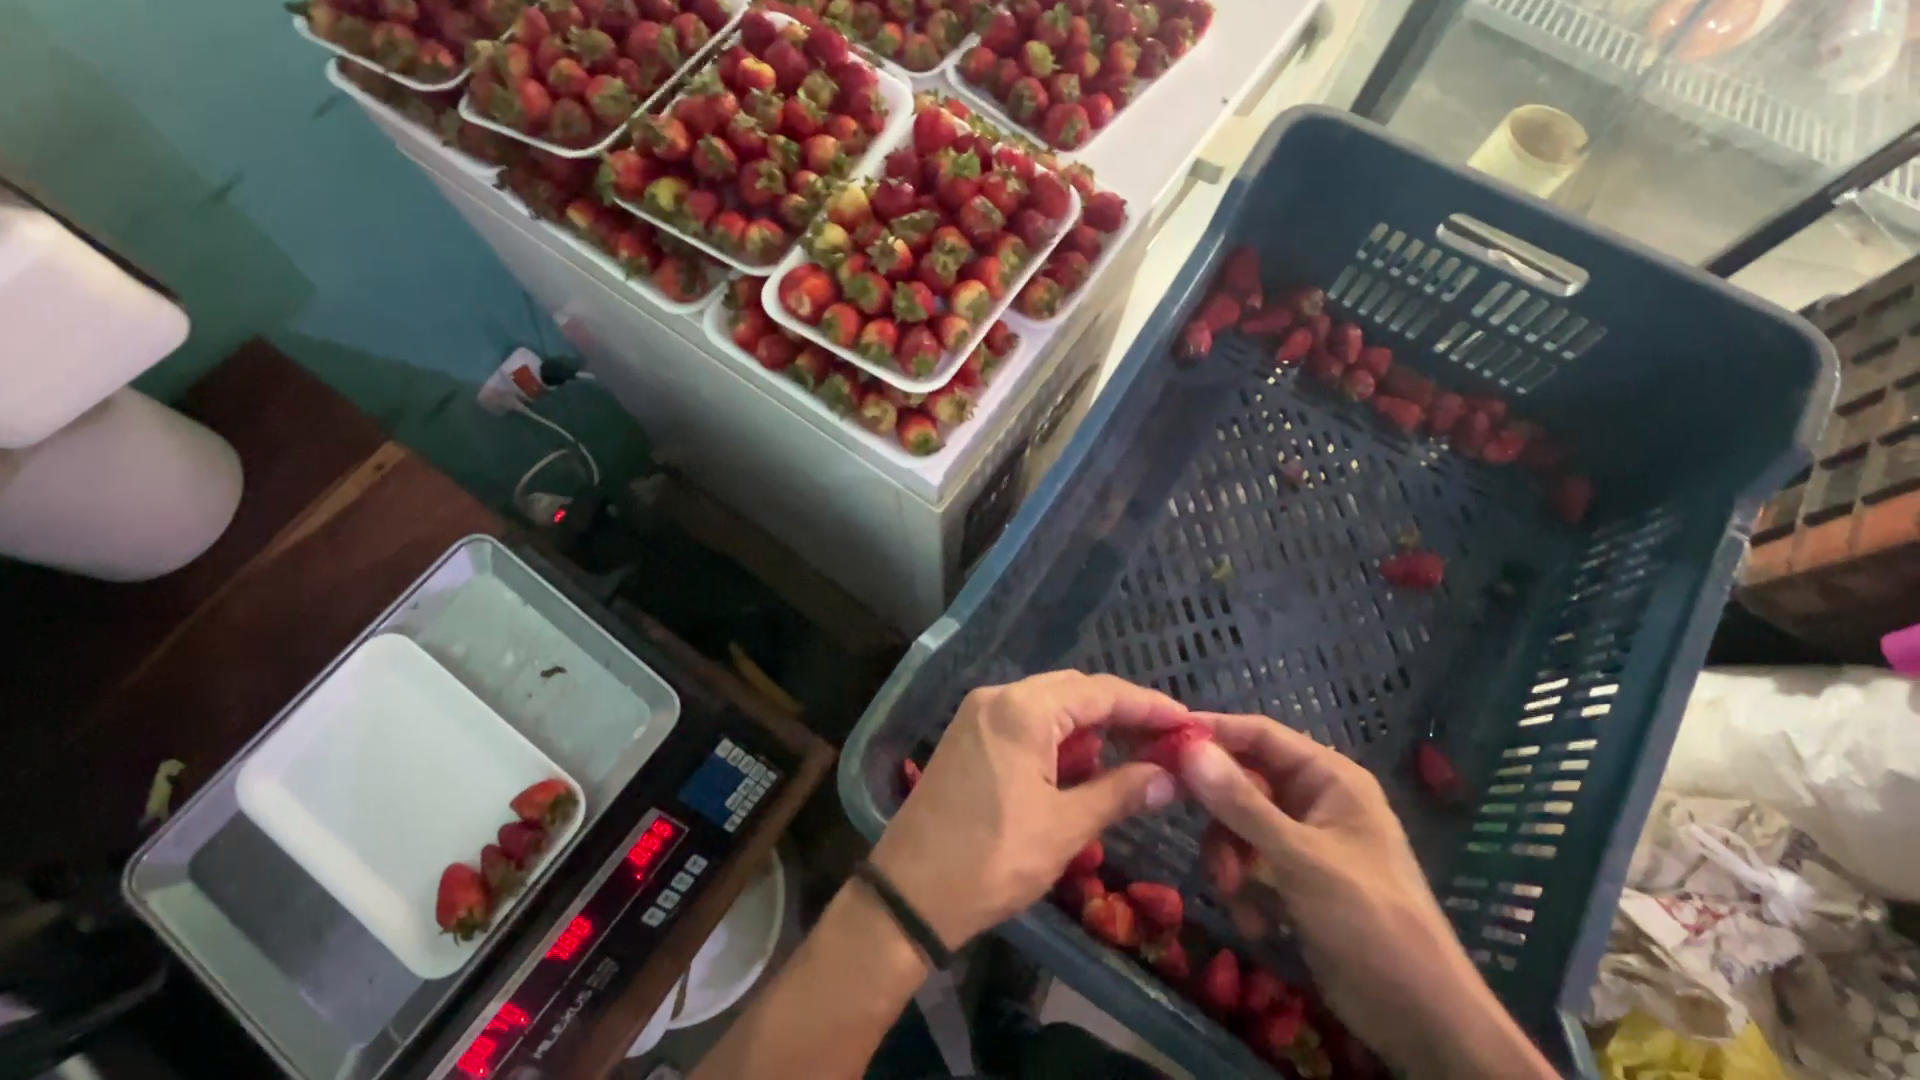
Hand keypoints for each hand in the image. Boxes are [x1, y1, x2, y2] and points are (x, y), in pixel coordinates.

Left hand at [869, 672, 1186, 947]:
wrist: (909, 895)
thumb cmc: (992, 859)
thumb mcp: (1065, 828)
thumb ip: (1121, 792)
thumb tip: (1169, 776)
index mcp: (1022, 710)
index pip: (1100, 692)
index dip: (1148, 705)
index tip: (1188, 722)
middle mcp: (997, 698)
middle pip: (1074, 691)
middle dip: (1120, 714)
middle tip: (1165, 741)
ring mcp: (976, 717)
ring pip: (1048, 707)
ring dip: (1089, 728)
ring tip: (1133, 757)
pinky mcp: (967, 740)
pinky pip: (1024, 724)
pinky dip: (1057, 740)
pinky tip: (1083, 767)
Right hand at [1178, 714, 1552, 1077]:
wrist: (1419, 1016)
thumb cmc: (1369, 920)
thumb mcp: (1300, 859)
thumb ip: (1241, 804)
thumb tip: (1189, 748)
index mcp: (1330, 779)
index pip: (1260, 735)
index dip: (1212, 734)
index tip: (1159, 742)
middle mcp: (1315, 801)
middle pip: (1243, 783)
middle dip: (1220, 820)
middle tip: (1201, 845)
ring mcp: (1305, 843)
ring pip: (1239, 828)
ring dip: (1230, 862)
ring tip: (1236, 896)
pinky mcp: (1296, 882)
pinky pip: (1250, 866)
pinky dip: (1246, 892)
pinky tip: (1258, 924)